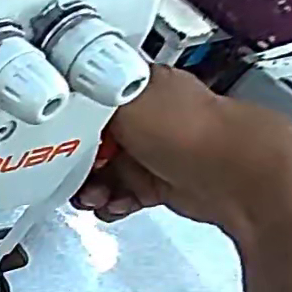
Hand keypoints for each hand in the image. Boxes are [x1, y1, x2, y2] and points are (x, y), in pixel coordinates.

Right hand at [73, 65, 291, 250]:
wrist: (233, 175)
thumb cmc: (192, 131)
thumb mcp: (127, 101)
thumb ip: (92, 97)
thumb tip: (62, 96)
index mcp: (138, 87)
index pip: (85, 104)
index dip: (67, 127)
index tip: (58, 144)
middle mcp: (144, 118)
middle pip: (88, 145)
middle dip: (77, 167)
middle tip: (78, 178)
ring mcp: (149, 152)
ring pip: (101, 175)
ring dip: (93, 191)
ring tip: (98, 197)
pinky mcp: (154, 183)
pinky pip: (118, 196)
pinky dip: (113, 204)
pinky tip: (117, 204)